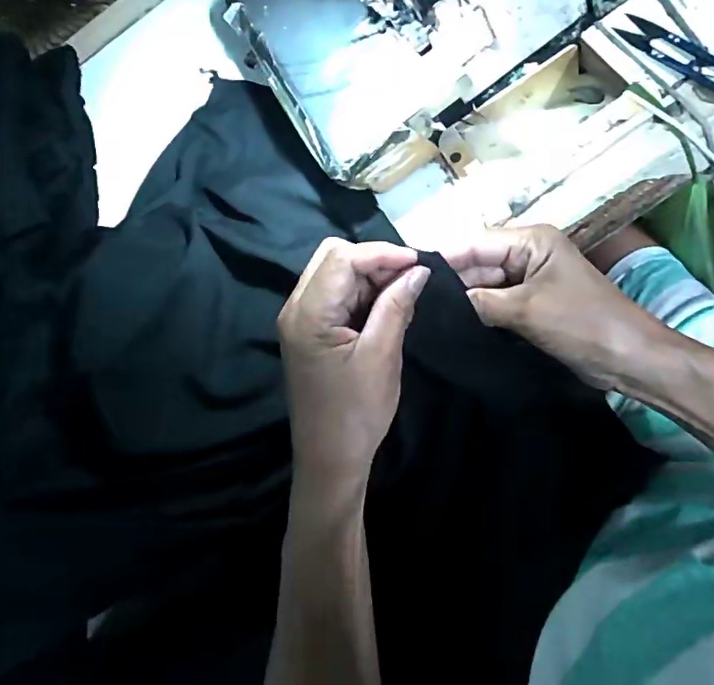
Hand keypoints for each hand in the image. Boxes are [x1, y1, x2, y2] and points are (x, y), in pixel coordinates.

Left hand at [278, 238, 430, 484]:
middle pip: (332, 257)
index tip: (417, 262)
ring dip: (370, 274)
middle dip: (374, 260)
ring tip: (404, 288)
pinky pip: (335, 293)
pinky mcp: (310, 328)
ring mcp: (300, 317)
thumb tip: (418, 270)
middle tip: (410, 276)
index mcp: (307, 314)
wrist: (329, 460)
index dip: (380, 253)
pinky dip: (362, 291)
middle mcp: (296, 307)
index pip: (340, 258)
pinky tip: (387, 302)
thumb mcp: (382, 357)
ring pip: (335, 272)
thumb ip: (396, 307)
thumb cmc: (356, 413)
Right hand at [436, 225, 672, 391]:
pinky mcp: (535, 303)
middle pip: (479, 262)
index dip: (445, 258)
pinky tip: (456, 323)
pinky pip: (499, 301)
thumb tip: (441, 300)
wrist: (633, 359)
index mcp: (532, 240)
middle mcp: (529, 252)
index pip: (476, 243)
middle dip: (453, 281)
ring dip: (466, 299)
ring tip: (430, 313)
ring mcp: (532, 279)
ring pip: (487, 284)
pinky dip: (482, 311)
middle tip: (416, 299)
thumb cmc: (582, 323)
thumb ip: (480, 302)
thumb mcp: (526, 310)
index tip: (411, 273)